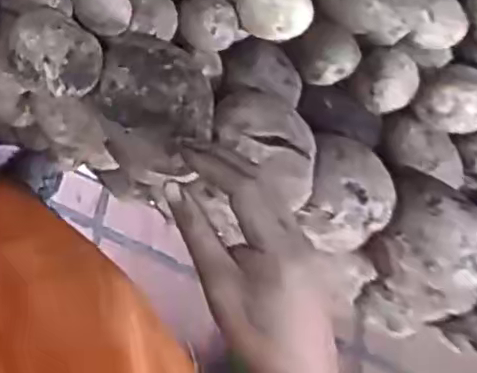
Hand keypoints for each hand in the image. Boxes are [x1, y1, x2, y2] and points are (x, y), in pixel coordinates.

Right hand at [165, 146, 338, 372]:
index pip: (243, 186)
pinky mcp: (304, 252)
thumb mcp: (218, 282)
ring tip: (204, 156)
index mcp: (279, 244)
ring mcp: (305, 244)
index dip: (211, 162)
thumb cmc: (253, 332)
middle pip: (261, 181)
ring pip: (272, 190)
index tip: (181, 149)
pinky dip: (250, 185)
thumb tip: (170, 185)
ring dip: (237, 168)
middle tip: (189, 144)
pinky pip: (276, 203)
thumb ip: (196, 230)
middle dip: (223, 158)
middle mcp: (298, 236)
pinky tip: (231, 184)